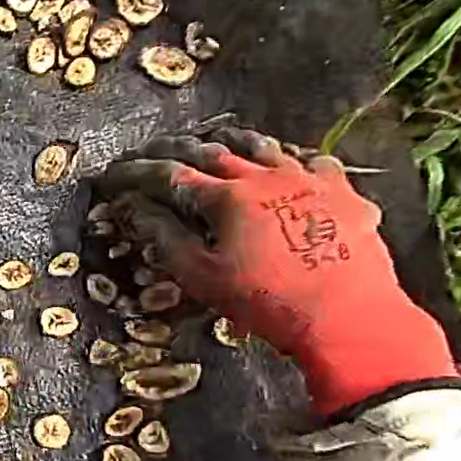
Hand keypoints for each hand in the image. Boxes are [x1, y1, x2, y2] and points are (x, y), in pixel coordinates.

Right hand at [101, 127, 456, 417]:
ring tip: (212, 143)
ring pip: (263, 147)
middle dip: (173, 149)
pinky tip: (283, 166)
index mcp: (227, 198)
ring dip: (230, 143)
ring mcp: (310, 181)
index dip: (135, 173)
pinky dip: (287, 159)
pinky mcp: (343, 194)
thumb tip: (134, 207)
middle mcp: (267, 178)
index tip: (112, 175)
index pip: (169, 175)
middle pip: (212, 151)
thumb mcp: (199, 273)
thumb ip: (164, 235)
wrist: (347, 318)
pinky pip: (312, 162)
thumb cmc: (263, 299)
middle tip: (150, 152)